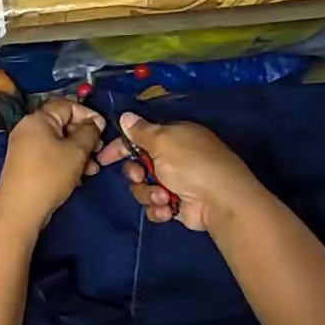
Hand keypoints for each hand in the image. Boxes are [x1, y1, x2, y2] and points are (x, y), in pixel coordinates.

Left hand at [0, 97, 106, 229]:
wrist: (20, 210)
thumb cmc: (50, 175)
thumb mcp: (76, 151)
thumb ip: (90, 132)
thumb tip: (95, 122)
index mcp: (38, 119)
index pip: (68, 105)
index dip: (88, 115)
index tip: (103, 131)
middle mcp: (28, 128)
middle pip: (63, 124)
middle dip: (85, 137)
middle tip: (99, 153)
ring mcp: (24, 147)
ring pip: (58, 142)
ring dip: (78, 153)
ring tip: (92, 170)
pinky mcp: (25, 164)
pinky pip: (50, 155)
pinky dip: (65, 162)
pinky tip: (78, 177)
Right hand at [91, 111, 268, 231]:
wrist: (220, 200)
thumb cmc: (191, 165)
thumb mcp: (163, 141)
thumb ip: (141, 131)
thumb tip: (125, 116)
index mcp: (173, 137)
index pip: (140, 137)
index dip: (120, 147)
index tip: (104, 158)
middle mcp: (174, 157)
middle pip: (138, 165)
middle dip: (136, 173)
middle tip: (142, 176)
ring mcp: (176, 181)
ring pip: (143, 187)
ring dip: (148, 193)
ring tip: (163, 196)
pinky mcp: (176, 203)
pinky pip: (154, 205)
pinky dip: (158, 208)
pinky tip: (168, 208)